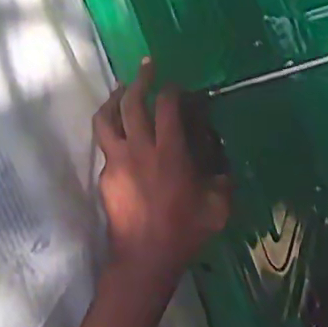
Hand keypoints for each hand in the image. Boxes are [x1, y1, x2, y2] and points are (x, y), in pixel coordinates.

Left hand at [92, 58, 231, 286]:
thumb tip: (220, 157)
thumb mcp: (218, 206)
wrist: (144, 260)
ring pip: (107, 119)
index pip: (167, 106)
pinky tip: (121, 135)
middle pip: (133, 103)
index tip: (177, 84)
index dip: (172, 89)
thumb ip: (222, 176)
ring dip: (115, 98)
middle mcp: (140, 149)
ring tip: (122, 88)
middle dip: (141, 79)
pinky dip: (113, 132)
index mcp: (170, 152)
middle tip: (147, 65)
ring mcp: (118, 161)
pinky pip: (106, 145)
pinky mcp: (105, 175)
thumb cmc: (185, 232)